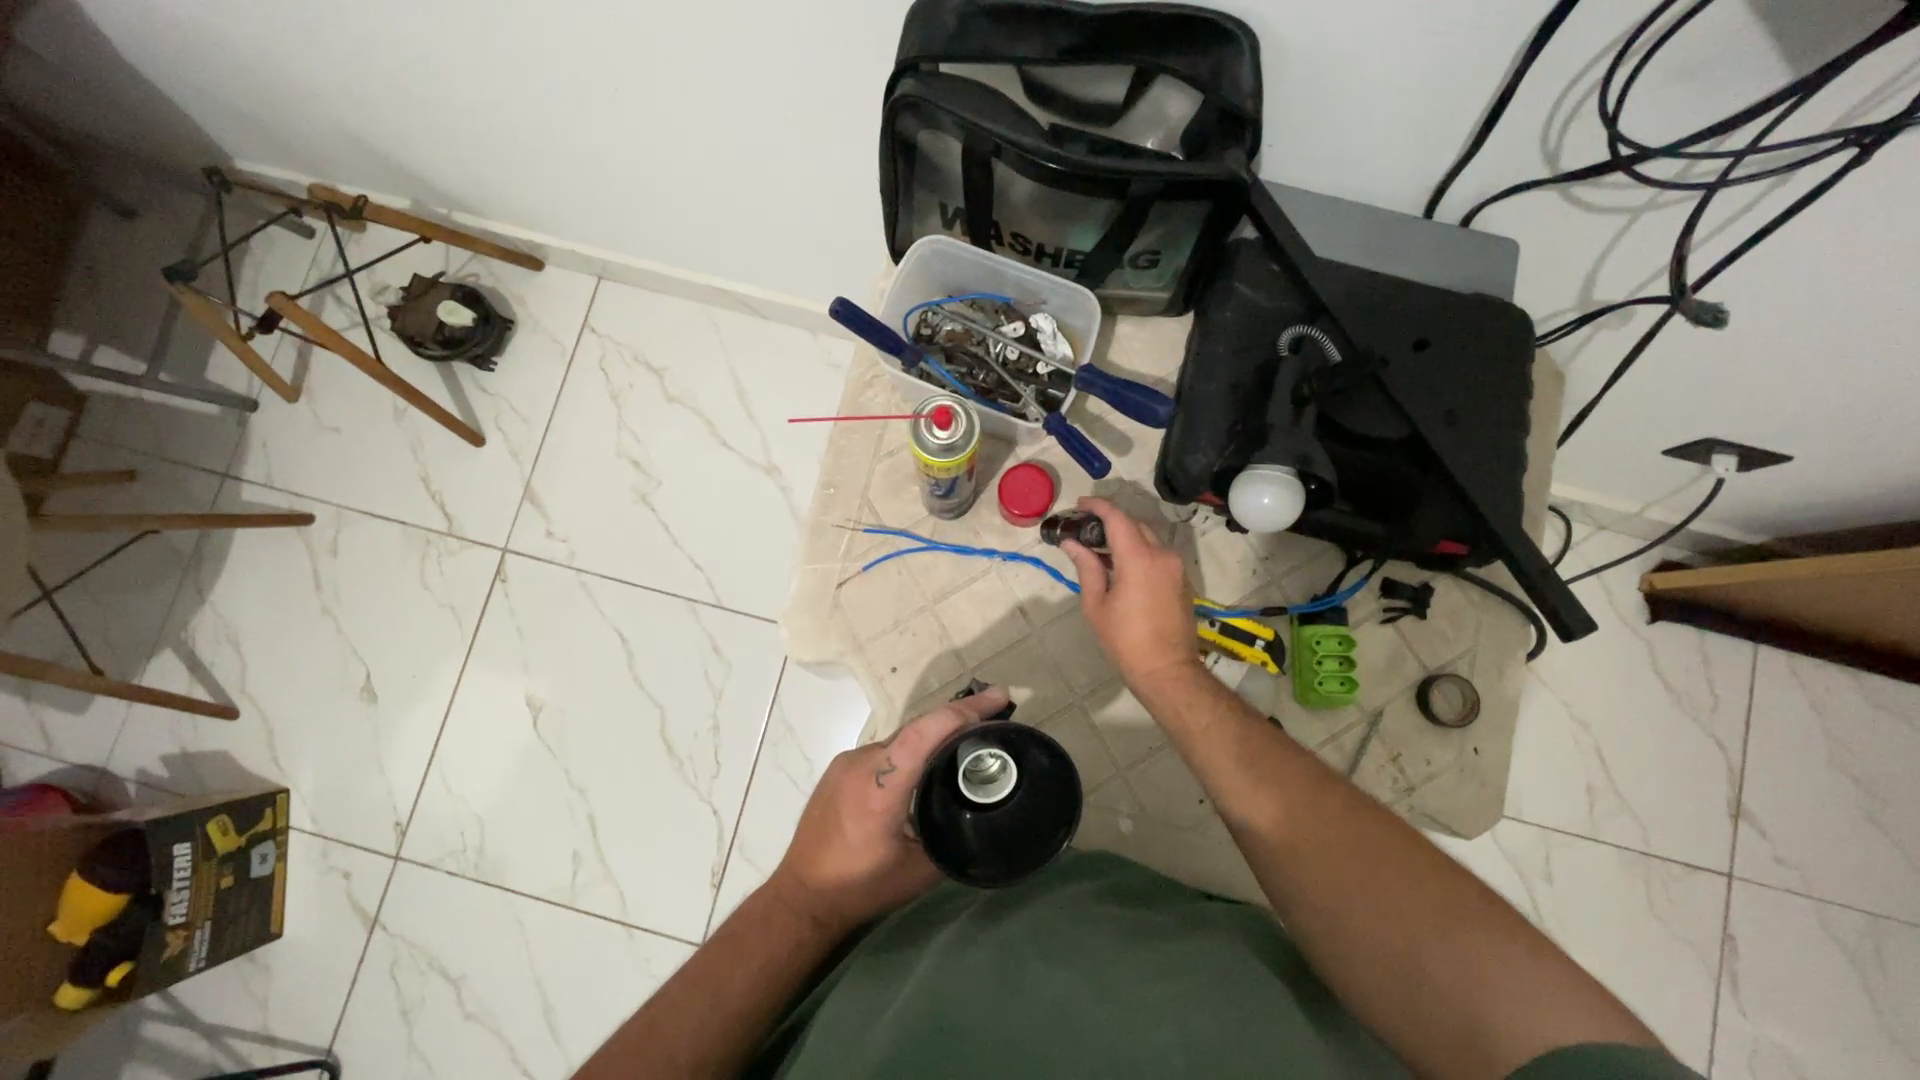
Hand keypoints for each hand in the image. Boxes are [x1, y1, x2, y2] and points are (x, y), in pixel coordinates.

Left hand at [767, 686, 1012, 934]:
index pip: (924, 734)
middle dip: (958, 718)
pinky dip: (911, 750)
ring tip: (967, 743)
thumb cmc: (862, 887)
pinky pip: (884, 750)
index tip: (998, 698)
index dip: (962, 712)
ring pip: (901, 739)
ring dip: (934, 738)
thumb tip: (986, 815)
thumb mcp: (919, 871)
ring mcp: (847, 762)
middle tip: (995, 715)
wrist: (803, 896)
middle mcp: (861, 764)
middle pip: (917, 730)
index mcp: (881, 789)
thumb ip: (953, 836)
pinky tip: (927, 765)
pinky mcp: (839, 768)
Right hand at [1059, 496, 1202, 692]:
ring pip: (1149, 538)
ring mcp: (1176, 567)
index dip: (1098, 506)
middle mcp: (1162, 555)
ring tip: (1102, 549)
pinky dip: (1140, 552)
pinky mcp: (1182, 580)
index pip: (1117, 518)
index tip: (1080, 504)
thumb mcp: (1096, 604)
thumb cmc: (1125, 640)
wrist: (1167, 670)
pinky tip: (1122, 568)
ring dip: (1127, 537)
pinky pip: (1158, 555)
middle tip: (1087, 530)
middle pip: (1135, 524)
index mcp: (1138, 558)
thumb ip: (1086, 567)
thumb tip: (1071, 543)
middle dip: (1111, 522)